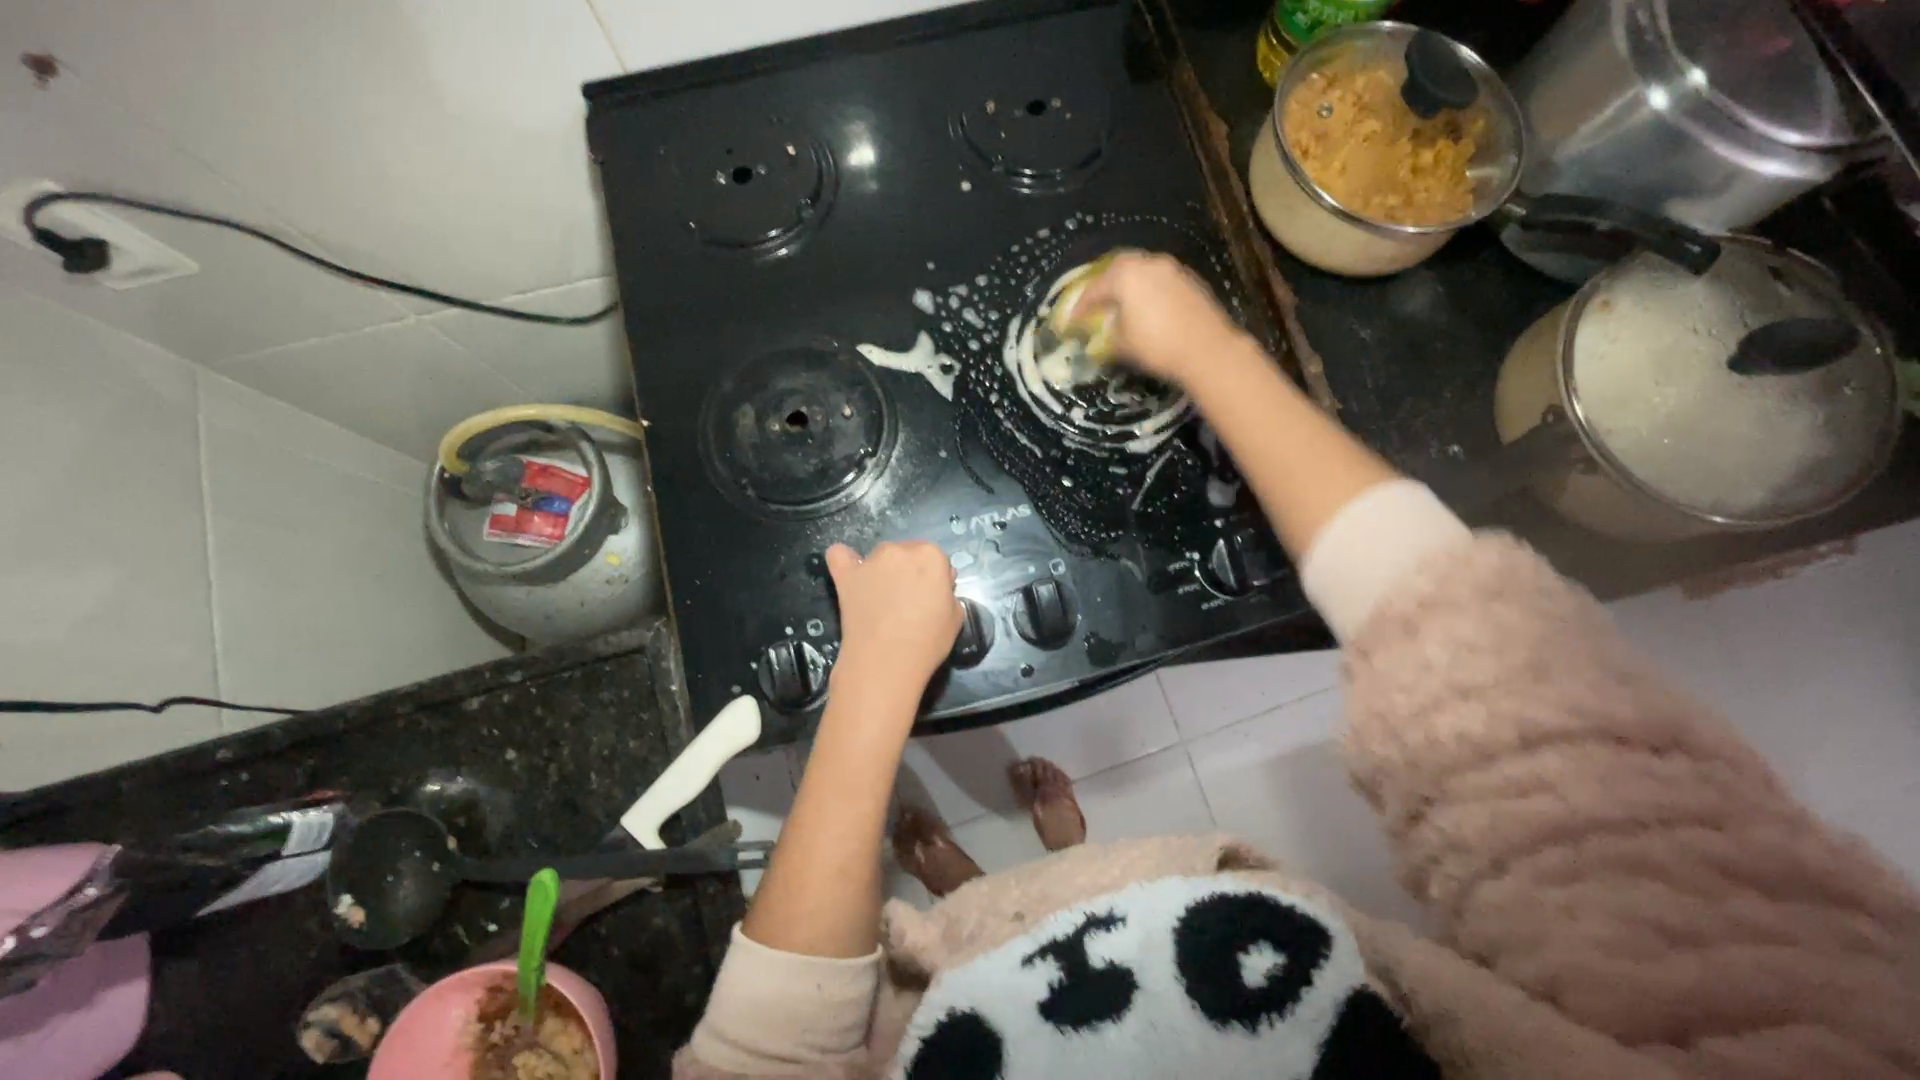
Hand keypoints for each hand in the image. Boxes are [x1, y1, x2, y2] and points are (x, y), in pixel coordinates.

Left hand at [825, 542, 961, 700]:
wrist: (887, 662)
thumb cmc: (928, 642)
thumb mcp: (956, 617)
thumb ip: (947, 592)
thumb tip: (935, 587)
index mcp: (931, 556)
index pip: (936, 559)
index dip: (935, 579)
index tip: (932, 600)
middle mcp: (900, 550)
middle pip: (908, 553)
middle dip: (910, 572)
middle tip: (909, 602)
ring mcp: (870, 561)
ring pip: (880, 556)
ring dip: (883, 570)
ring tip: (881, 600)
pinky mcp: (846, 576)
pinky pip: (839, 555)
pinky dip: (846, 561)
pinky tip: (851, 575)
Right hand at [1069, 250, 1247, 385]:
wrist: (1207, 350)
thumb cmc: (1157, 346)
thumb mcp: (1122, 344)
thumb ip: (1106, 333)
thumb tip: (1104, 330)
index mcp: (1125, 276)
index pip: (1094, 289)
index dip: (1081, 306)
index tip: (1072, 321)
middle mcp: (1148, 264)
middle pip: (1119, 268)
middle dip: (1105, 284)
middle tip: (1097, 302)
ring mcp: (1172, 269)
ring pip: (1142, 270)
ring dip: (1129, 284)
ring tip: (1123, 304)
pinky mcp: (1190, 280)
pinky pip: (1160, 279)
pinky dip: (1149, 289)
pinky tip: (1148, 307)